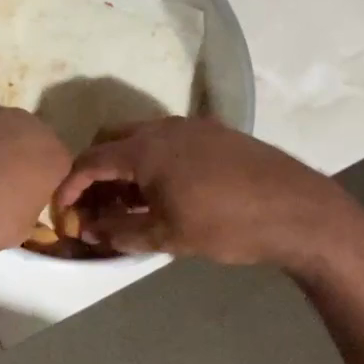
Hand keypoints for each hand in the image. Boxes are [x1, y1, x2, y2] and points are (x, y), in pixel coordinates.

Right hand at [54, 117, 363, 272]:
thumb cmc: (227, 225)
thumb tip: (89, 231)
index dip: (69, 187)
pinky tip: (162, 194)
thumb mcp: (166, 236)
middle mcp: (164, 127)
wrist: (302, 213)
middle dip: (95, 173)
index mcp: (145, 147)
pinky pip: (168, 143)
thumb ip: (120, 231)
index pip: (89, 160)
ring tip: (125, 206)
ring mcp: (194, 127)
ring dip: (124, 170)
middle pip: (111, 142)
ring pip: (141, 141)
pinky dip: (151, 165)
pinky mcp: (217, 135)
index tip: (61, 211)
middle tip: (92, 207)